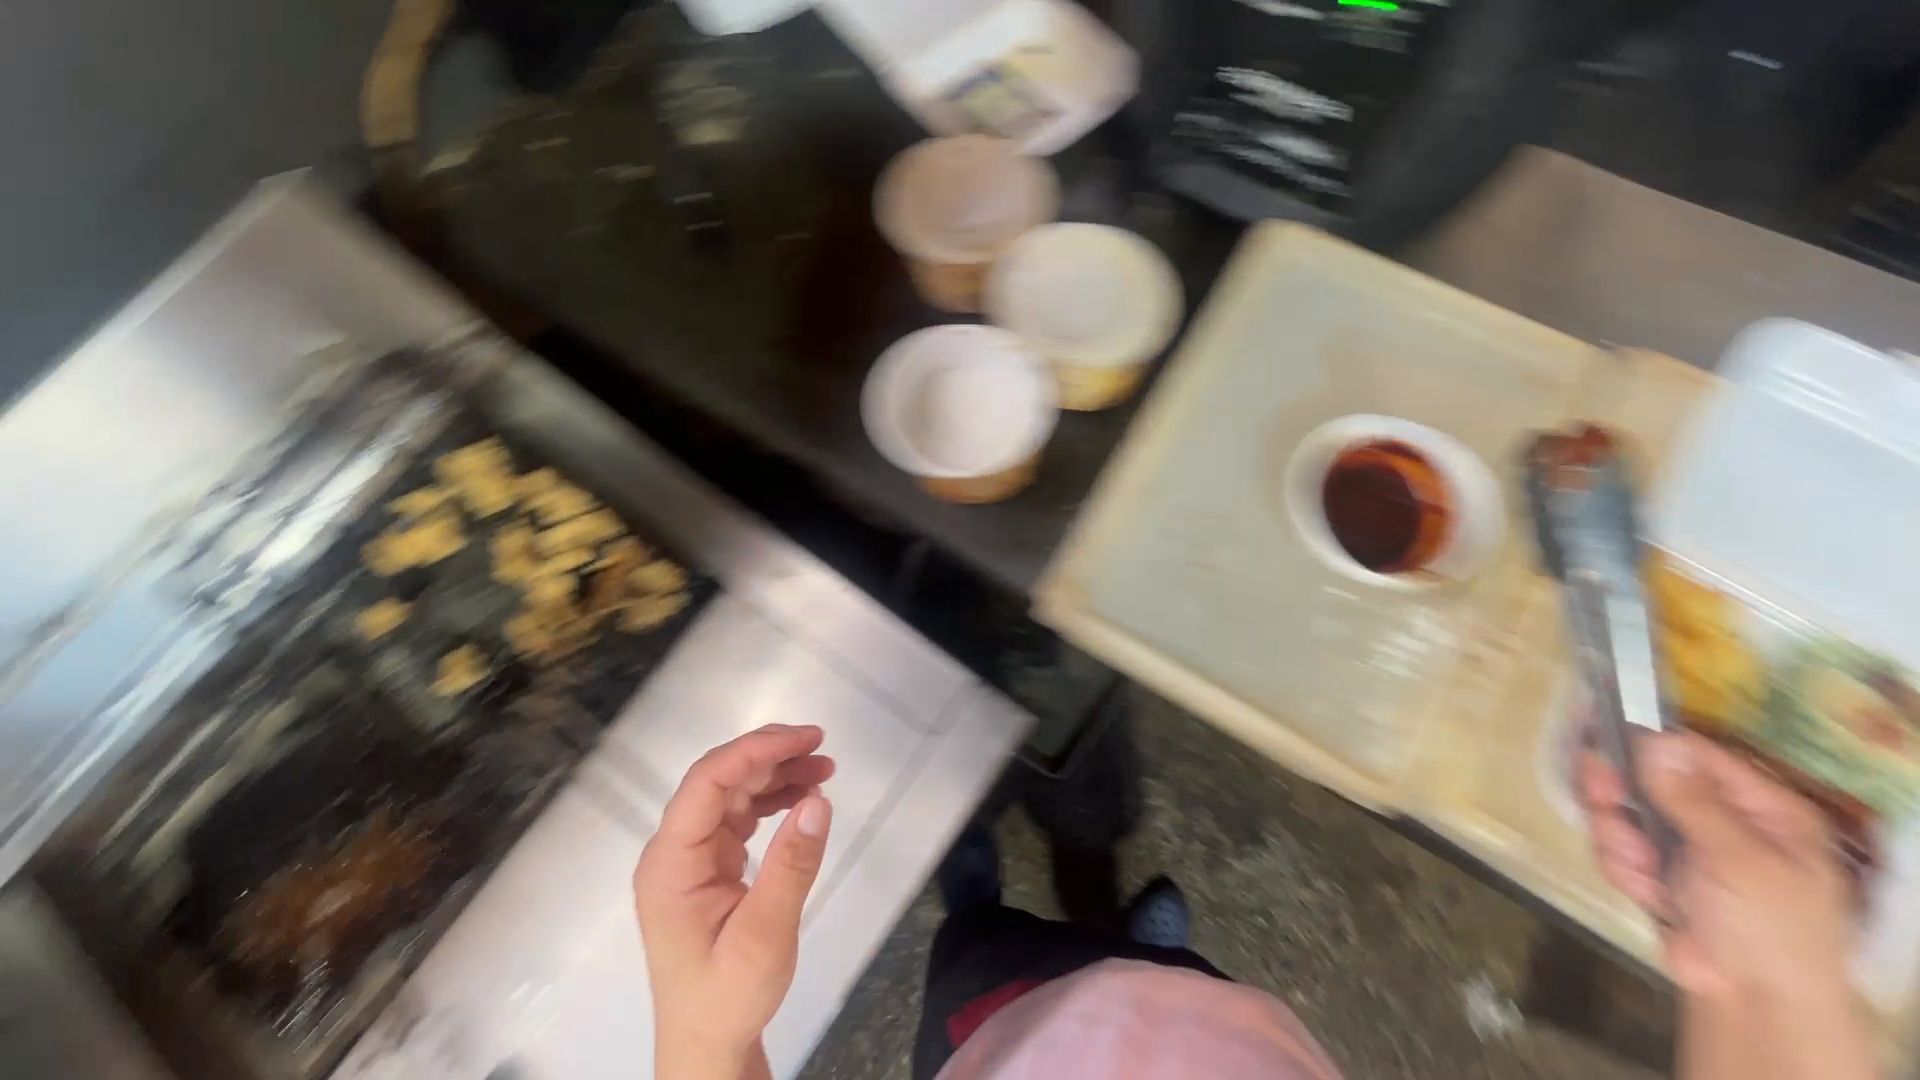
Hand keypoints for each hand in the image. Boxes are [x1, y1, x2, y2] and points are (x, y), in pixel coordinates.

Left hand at [635, 724, 834, 1079]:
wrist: (708, 1046)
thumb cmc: (728, 996)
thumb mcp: (765, 936)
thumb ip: (792, 866)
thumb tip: (819, 800)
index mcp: (671, 864)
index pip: (706, 784)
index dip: (754, 752)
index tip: (804, 739)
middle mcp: (674, 852)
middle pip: (718, 781)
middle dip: (769, 755)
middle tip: (821, 745)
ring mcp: (691, 859)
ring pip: (731, 794)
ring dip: (776, 775)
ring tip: (824, 768)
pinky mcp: (710, 868)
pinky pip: (740, 818)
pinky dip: (773, 801)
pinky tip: (805, 797)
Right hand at [1581, 733, 1851, 998]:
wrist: (1752, 999)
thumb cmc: (1767, 924)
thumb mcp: (1739, 858)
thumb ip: (1692, 799)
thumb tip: (1655, 738)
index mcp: (1759, 807)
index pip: (1695, 754)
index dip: (1647, 741)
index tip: (1597, 728)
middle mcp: (1718, 817)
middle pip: (1645, 779)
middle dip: (1619, 796)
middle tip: (1602, 800)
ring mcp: (1682, 845)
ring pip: (1621, 814)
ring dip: (1620, 842)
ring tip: (1639, 871)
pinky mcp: (1652, 869)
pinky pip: (1615, 849)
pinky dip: (1622, 869)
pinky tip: (1645, 893)